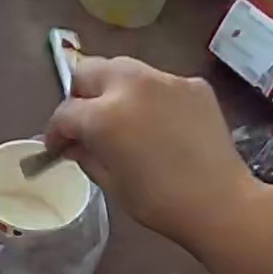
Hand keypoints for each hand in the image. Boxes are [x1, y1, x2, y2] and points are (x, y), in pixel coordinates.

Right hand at [45, 56, 266, 249]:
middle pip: (89, 70)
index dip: (55, 132)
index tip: (56, 147)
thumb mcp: (111, 183)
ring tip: (120, 120)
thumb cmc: (157, 203)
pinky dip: (148, 98)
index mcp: (104, 115)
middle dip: (80, 95)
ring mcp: (165, 79)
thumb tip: (73, 144)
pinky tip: (157, 126)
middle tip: (84, 124)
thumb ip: (86, 155)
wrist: (218, 202)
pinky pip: (158, 82)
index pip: (65, 112)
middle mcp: (131, 85)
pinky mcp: (192, 84)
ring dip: (113, 91)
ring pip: (124, 70)